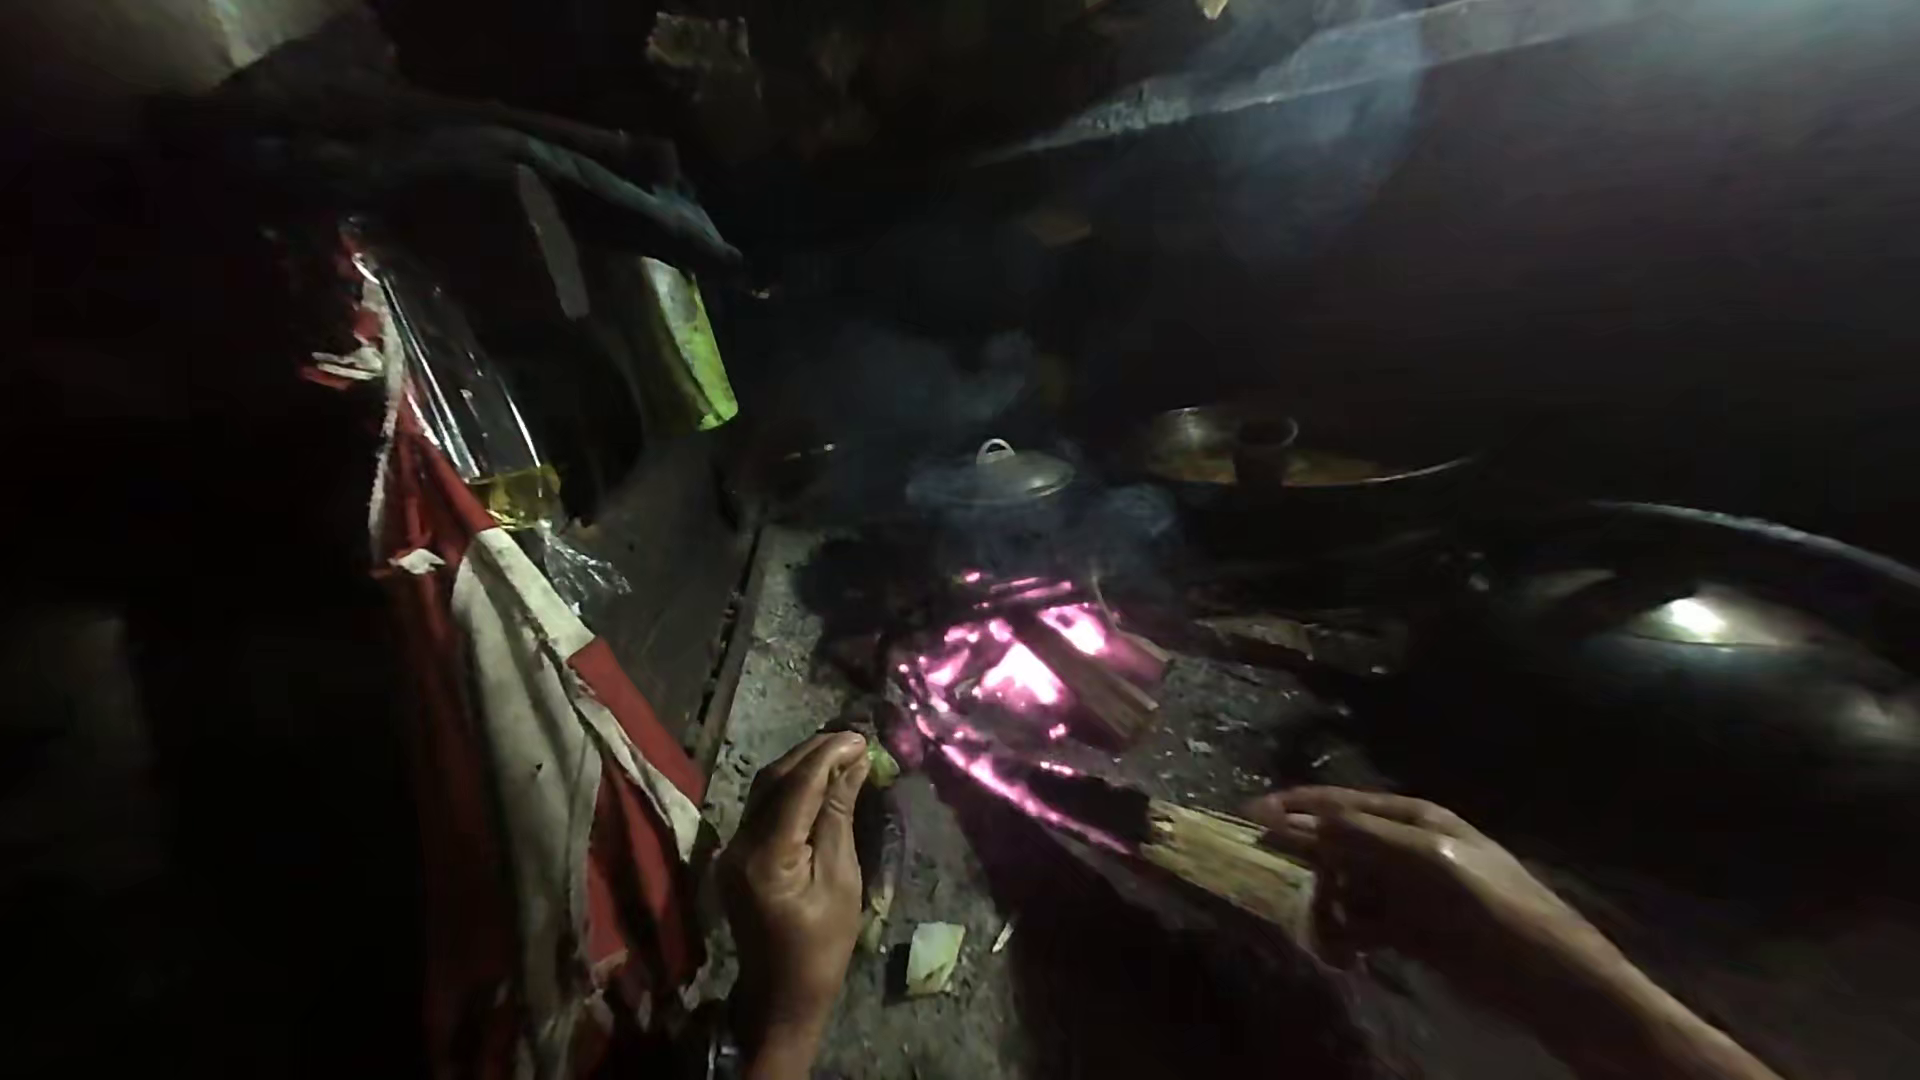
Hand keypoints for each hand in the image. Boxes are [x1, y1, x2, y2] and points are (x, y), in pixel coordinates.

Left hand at [721, 733, 869, 1075]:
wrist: (781, 995)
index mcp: (768, 856)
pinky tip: (817, 774)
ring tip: (840, 748)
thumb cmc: (823, 944)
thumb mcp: (842, 878)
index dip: (830, 755)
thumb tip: (855, 764)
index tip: (861, 737)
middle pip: (776, 778)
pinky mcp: (737, 851)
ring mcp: (734, 847)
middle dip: (816, 751)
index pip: (798, 786)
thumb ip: (840, 815)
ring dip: (802, 761)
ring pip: (766, 785)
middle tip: (854, 737)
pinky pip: (763, 803)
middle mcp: (741, 844)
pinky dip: (792, 782)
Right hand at [1242, 786, 1617, 1002]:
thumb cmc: (1501, 914)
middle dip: (1303, 858)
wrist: (1570, 995)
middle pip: (1334, 842)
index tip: (1249, 814)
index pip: (1338, 802)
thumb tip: (1298, 821)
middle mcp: (1402, 847)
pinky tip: (1338, 951)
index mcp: (1411, 819)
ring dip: (1321, 902)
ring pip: (1342, 884)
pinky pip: (1358, 922)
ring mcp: (1405, 890)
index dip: (1292, 805)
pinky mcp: (1409, 930)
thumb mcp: (1432, 862)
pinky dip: (1341, 933)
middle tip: (1273, 878)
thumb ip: (1364, 837)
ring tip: (1315, 929)